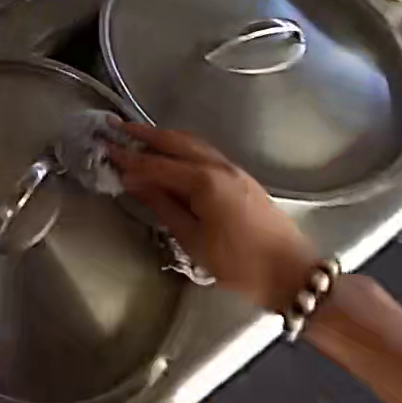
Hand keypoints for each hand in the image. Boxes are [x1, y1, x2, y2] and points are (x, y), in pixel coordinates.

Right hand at [110, 121, 320, 313]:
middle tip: (118, 128)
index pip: (157, 164)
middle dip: (144, 134)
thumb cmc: (241, 265)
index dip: (130, 158)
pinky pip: (203, 151)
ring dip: (164, 137)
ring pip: (190, 142)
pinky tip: (172, 154)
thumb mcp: (194, 241)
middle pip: (174, 141)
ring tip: (140, 136)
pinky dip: (182, 146)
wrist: (293, 273)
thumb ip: (163, 207)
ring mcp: (231, 168)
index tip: (108, 149)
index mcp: (203, 180)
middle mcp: (217, 165)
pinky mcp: (240, 176)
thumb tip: (136, 184)